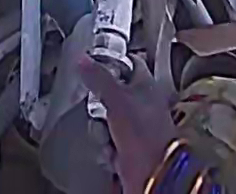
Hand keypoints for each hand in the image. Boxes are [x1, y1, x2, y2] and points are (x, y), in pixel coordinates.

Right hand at [78, 54, 177, 192]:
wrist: (153, 177)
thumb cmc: (143, 133)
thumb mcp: (116, 98)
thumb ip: (98, 77)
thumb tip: (82, 59)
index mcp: (146, 85)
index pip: (129, 62)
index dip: (112, 62)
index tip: (96, 65)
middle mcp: (142, 104)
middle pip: (111, 94)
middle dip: (99, 106)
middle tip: (98, 111)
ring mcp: (136, 128)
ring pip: (107, 120)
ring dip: (101, 131)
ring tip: (107, 138)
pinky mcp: (129, 150)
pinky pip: (108, 142)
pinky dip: (106, 148)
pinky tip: (111, 153)